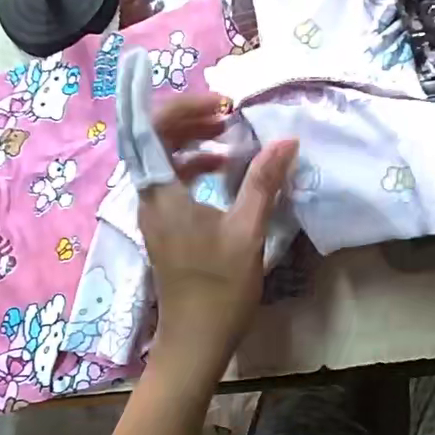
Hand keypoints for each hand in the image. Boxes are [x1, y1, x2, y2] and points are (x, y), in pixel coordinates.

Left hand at [137, 93, 297, 375]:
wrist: (195, 340)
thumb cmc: (219, 288)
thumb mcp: (247, 232)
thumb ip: (263, 183)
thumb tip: (286, 141)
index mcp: (161, 194)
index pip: (149, 130)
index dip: (174, 104)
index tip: (209, 93)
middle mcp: (149, 198)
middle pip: (153, 139)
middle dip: (187, 117)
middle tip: (225, 110)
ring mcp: (154, 213)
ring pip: (161, 159)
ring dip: (190, 140)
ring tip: (227, 133)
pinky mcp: (164, 227)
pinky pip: (171, 181)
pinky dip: (193, 166)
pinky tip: (222, 170)